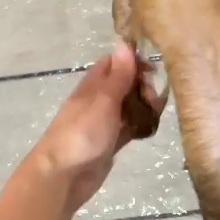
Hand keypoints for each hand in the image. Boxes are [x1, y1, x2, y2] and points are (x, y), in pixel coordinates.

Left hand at [26, 40, 159, 213]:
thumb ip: (117, 75)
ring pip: (128, 106)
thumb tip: (123, 42)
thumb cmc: (81, 134)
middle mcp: (97, 101)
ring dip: (143, 105)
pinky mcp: (109, 143)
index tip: (154, 68)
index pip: (113, 63)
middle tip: (154, 97)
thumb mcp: (103, 100)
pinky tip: (152, 127)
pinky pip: (128, 128)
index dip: (133, 61)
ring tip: (157, 112)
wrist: (62, 177)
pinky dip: (140, 125)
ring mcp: (103, 123)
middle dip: (142, 85)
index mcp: (92, 86)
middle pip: (124, 84)